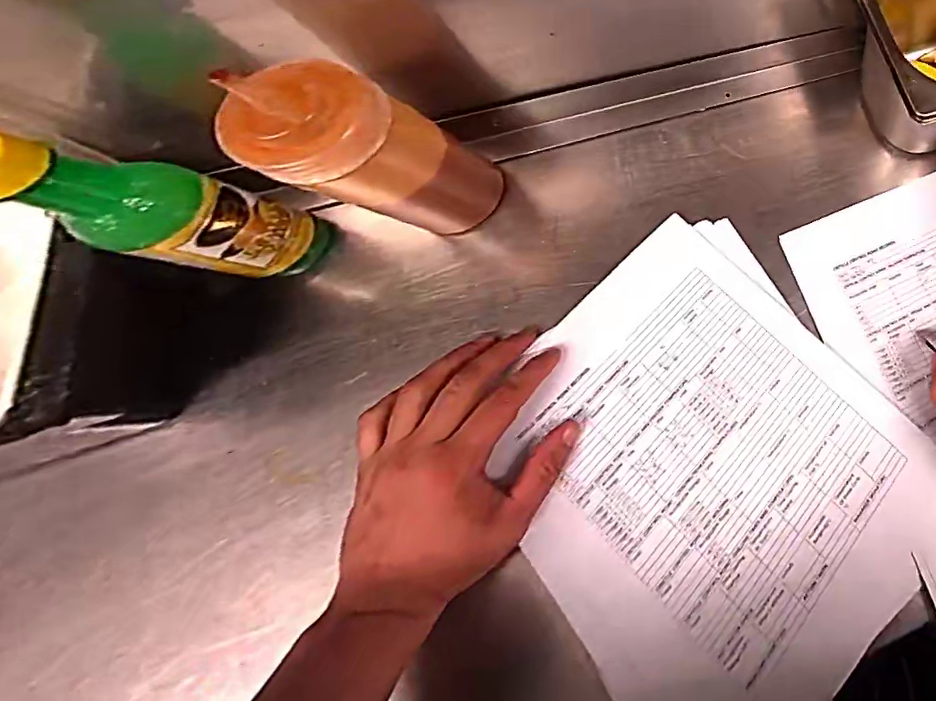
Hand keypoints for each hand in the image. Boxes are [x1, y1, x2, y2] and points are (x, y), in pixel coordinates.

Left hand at [333, 329, 577, 620]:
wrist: (385, 598)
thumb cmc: (449, 563)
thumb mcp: (511, 521)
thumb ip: (542, 471)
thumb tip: (567, 430)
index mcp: (454, 463)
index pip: (500, 401)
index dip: (530, 373)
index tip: (548, 355)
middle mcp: (418, 450)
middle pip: (462, 384)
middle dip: (499, 353)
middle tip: (523, 337)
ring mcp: (387, 454)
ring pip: (419, 389)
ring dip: (454, 359)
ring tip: (481, 342)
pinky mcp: (368, 464)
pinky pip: (378, 415)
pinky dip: (404, 390)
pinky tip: (423, 380)